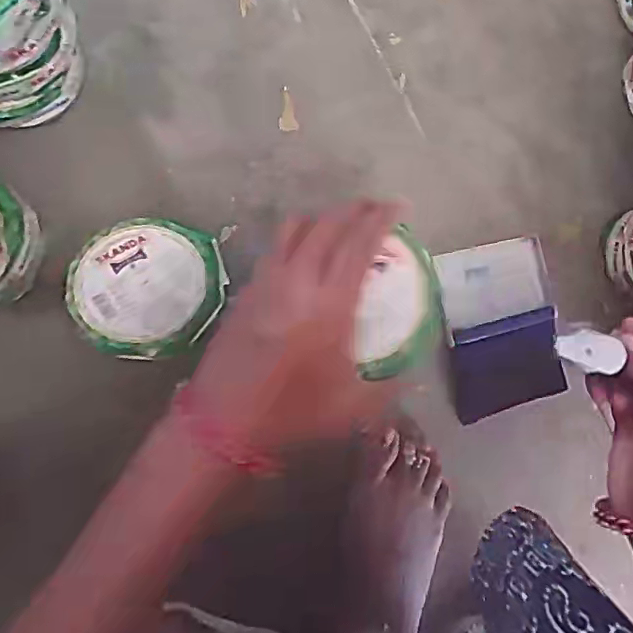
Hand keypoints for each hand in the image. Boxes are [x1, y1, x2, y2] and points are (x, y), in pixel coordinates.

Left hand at [185, 201, 403, 449]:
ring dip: (323, 218)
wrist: (221, 426)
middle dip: (356, 208)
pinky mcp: (247, 290)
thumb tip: (412, 369)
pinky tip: (304, 256)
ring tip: (340, 225)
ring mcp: (268, 281)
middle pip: (329, 224)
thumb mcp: (353, 407)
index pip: (360, 243)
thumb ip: (389, 383)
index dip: (382, 218)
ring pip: (296, 227)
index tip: (399, 205)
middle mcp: (298, 281)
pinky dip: (297, 238)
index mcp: (331, 304)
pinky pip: (276, 248)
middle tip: (375, 208)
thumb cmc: (292, 416)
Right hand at [586, 318, 632, 522]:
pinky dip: (601, 384)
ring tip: (596, 366)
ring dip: (611, 365)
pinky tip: (595, 385)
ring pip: (630, 371)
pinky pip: (613, 391)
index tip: (631, 329)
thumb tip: (631, 342)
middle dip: (629, 348)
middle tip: (607, 347)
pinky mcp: (629, 422)